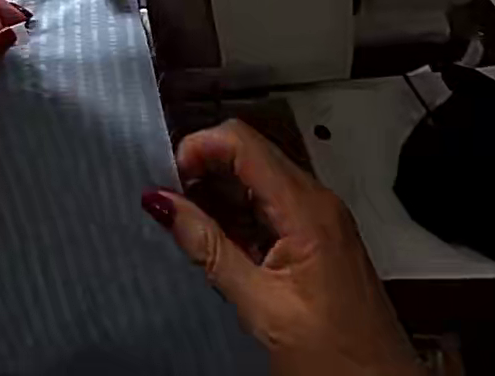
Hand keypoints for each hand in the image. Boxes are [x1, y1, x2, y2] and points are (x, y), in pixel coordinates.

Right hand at [142, 120, 421, 375]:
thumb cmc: (336, 361)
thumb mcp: (262, 307)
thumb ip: (209, 248)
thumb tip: (158, 200)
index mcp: (307, 209)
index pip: (240, 140)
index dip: (198, 147)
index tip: (171, 179)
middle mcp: (315, 200)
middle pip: (245, 150)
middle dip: (202, 166)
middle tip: (173, 201)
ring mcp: (318, 216)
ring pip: (252, 172)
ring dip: (215, 188)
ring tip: (190, 224)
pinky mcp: (315, 233)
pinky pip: (265, 198)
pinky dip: (234, 207)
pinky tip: (218, 239)